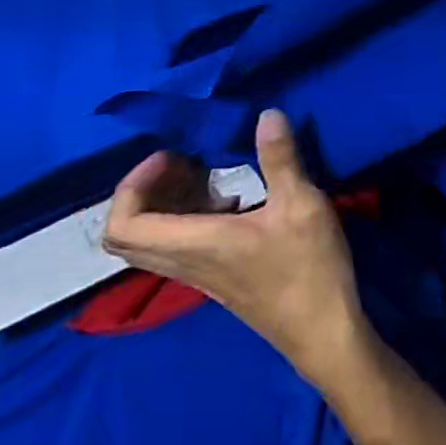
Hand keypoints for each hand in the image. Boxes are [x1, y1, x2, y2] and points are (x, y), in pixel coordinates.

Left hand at [102, 109, 371, 388]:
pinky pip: (180, 249)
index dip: (132, 185)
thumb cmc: (308, 266)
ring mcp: (201, 276)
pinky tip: (235, 204)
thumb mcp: (302, 204)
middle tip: (184, 162)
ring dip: (167, 206)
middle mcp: (185, 263)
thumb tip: (267, 114)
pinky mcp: (220, 281)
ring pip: (154, 243)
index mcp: (195, 244)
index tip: (172, 155)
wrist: (322, 329)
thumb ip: (281, 158)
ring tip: (209, 176)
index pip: (122, 224)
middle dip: (145, 192)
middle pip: (128, 236)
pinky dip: (189, 221)